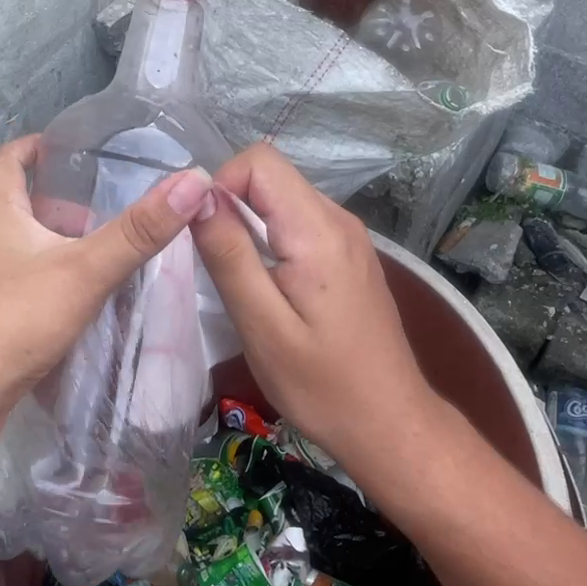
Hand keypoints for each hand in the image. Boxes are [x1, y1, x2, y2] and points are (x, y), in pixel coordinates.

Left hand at [0, 135, 216, 478]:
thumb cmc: (7, 322)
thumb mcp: (81, 271)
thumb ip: (138, 231)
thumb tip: (194, 181)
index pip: (11, 156)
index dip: (43, 145)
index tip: (87, 149)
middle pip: (22, 202)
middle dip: (67, 200)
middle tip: (120, 203)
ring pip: (25, 248)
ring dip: (63, 245)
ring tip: (115, 249)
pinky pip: (23, 288)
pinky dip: (53, 284)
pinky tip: (88, 302)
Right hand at [189, 144, 436, 471]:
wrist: (390, 425)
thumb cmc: (322, 385)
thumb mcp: (262, 325)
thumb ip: (228, 254)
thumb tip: (196, 196)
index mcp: (317, 229)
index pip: (258, 161)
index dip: (220, 185)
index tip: (204, 235)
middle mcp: (337, 218)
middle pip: (269, 175)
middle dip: (230, 205)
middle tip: (216, 263)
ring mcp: (346, 234)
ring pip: (280, 197)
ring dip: (248, 223)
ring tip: (238, 278)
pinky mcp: (346, 253)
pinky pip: (296, 221)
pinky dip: (269, 238)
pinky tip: (266, 286)